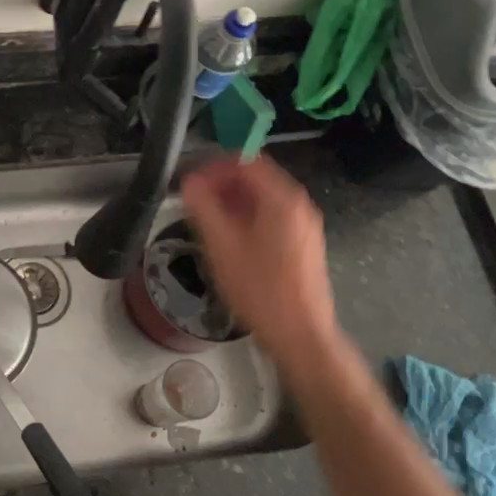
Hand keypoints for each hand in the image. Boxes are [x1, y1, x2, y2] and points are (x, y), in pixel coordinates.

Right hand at [182, 156, 336, 363]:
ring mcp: (305, 226)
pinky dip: (249, 217)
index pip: (247, 161)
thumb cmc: (260, 289)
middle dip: (223, 184)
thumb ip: (202, 208)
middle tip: (194, 200)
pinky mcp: (304, 245)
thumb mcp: (221, 246)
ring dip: (233, 202)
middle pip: (257, 178)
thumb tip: (189, 183)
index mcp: (282, 200)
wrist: (300, 334)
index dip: (215, 165)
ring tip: (206, 220)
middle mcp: (299, 206)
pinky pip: (273, 217)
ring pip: (264, 199)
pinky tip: (229, 239)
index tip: (191, 180)